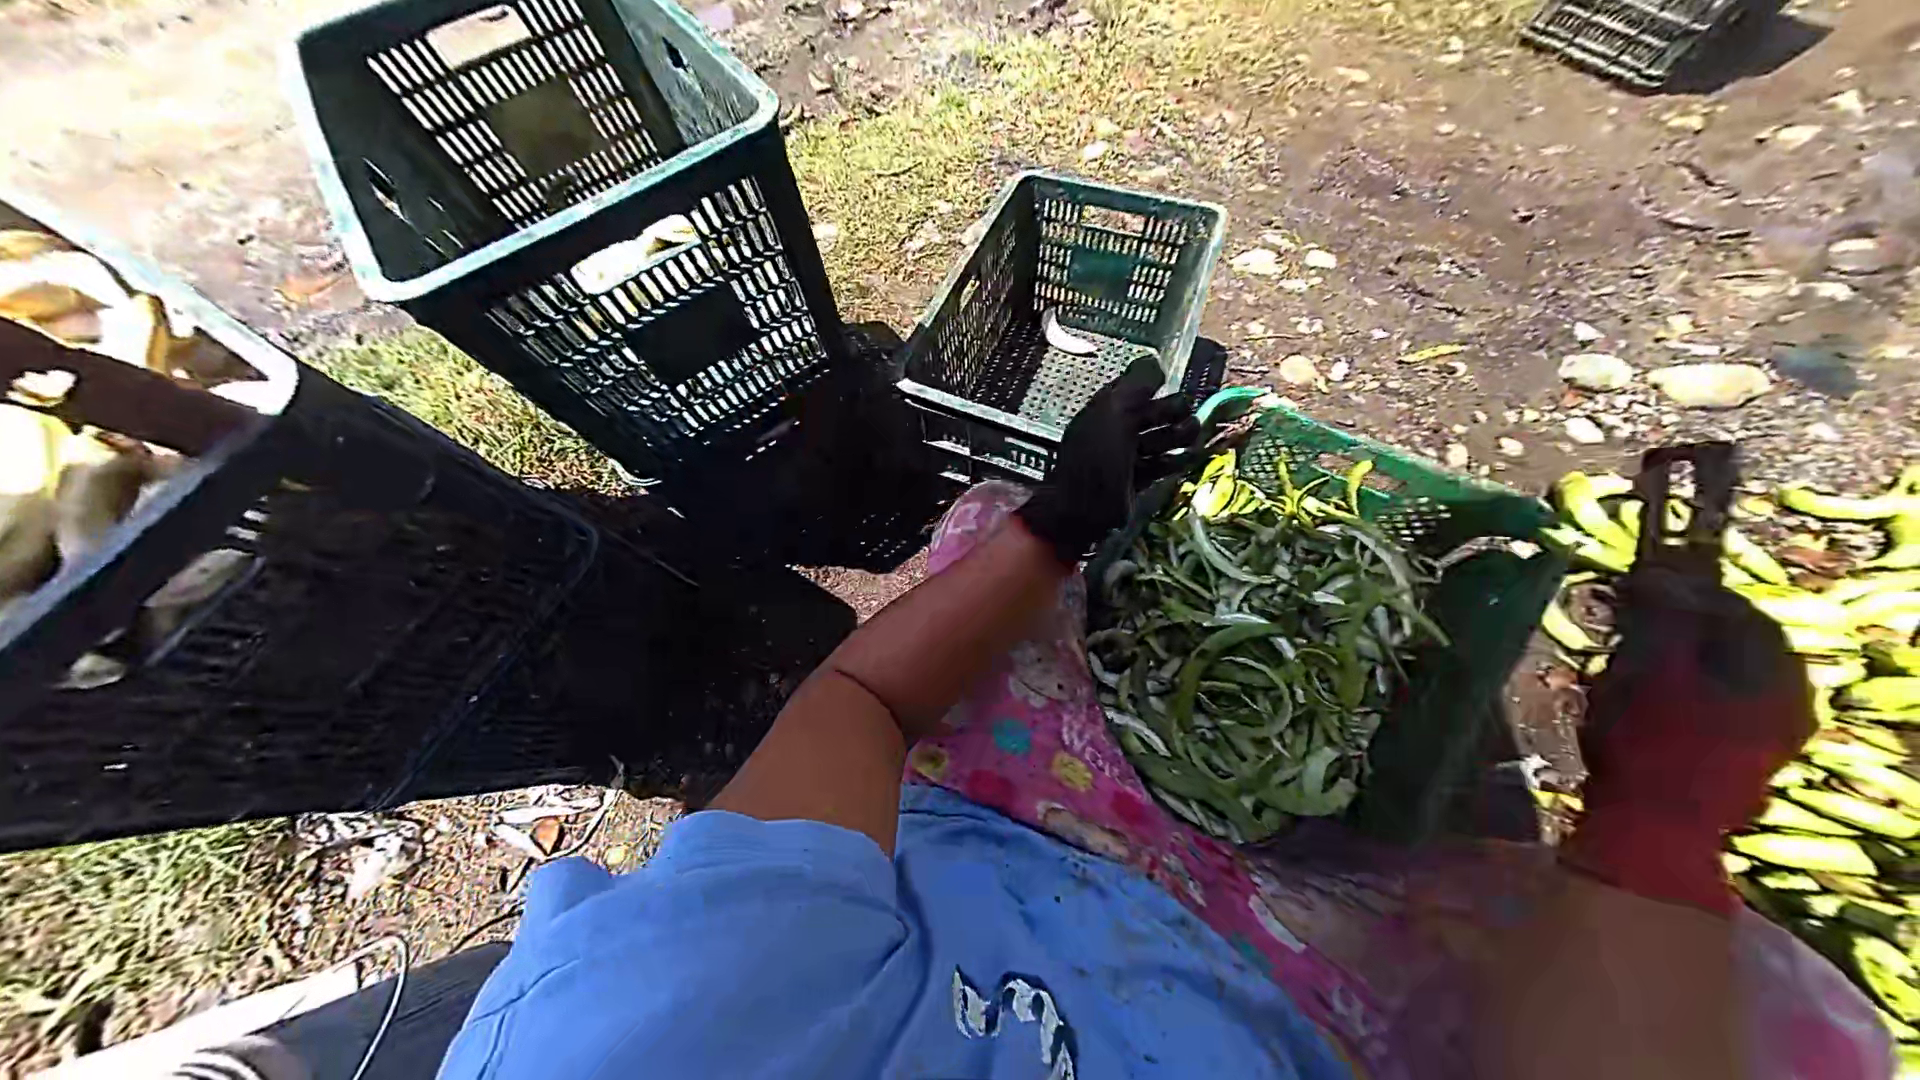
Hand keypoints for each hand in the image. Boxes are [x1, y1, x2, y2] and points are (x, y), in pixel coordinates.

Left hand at [1015, 356, 1196, 565]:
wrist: (1083, 506)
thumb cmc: (1096, 455)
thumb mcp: (1114, 411)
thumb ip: (1135, 384)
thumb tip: (1156, 361)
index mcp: (1107, 408)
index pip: (1138, 387)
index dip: (1155, 385)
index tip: (1168, 386)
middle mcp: (1118, 429)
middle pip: (1156, 412)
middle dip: (1173, 411)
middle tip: (1181, 417)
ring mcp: (1128, 456)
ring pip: (1163, 438)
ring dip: (1180, 435)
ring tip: (1190, 437)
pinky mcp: (1138, 480)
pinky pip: (1163, 465)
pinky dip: (1177, 460)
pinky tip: (1189, 456)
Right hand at [1561, 565, 1814, 915]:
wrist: (1658, 823)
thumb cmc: (1649, 741)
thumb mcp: (1649, 670)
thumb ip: (1664, 618)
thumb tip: (1661, 575)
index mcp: (1776, 677)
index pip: (1737, 610)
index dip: (1687, 587)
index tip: (1637, 578)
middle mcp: (1791, 699)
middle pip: (1738, 639)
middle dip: (1683, 619)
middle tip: (1631, 610)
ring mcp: (1773, 730)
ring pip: (1728, 669)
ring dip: (1681, 649)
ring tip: (1633, 646)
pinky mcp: (1746, 751)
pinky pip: (1722, 697)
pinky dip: (1686, 680)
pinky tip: (1649, 687)